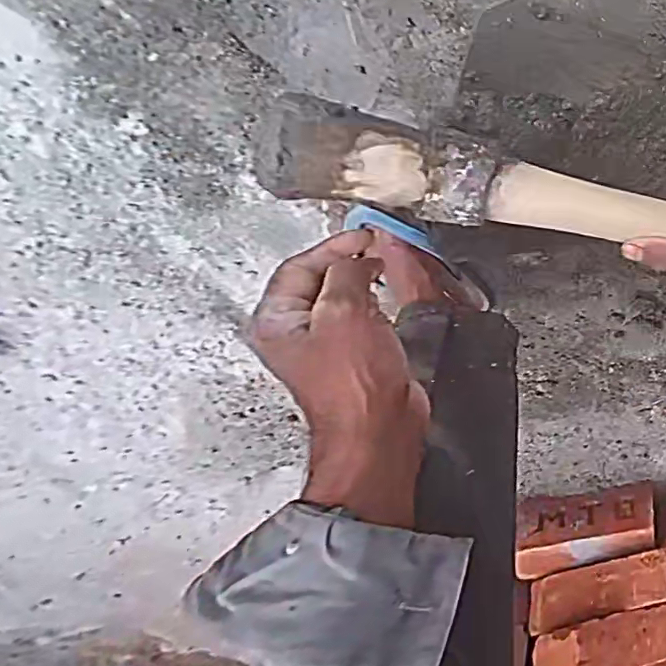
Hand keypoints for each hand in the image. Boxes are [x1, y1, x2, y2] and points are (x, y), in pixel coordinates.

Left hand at [249, 228, 429, 525]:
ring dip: (363, 281)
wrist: (378, 429)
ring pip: (341, 299)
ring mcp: (325, 347)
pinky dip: (374, 303)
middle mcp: (296, 334)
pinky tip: (388, 301)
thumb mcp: (346, 312)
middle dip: (348, 262)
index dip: (333, 247)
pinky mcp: (353, 357)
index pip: (300, 267)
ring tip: (382, 269)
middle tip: (374, 248)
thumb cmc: (355, 386)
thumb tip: (356, 259)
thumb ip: (346, 274)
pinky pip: (361, 318)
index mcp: (277, 322)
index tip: (363, 237)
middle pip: (317, 281)